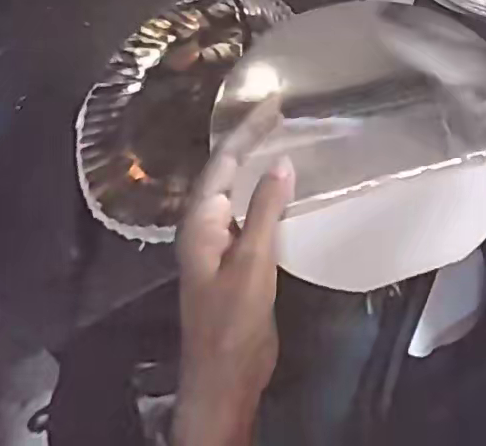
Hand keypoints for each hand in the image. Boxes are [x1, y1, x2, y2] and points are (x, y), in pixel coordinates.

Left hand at [173, 101, 293, 445]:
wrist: (223, 380)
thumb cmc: (233, 321)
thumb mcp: (252, 263)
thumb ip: (264, 210)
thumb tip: (282, 161)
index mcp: (200, 222)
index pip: (224, 162)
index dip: (248, 130)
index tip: (275, 104)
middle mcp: (205, 225)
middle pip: (227, 169)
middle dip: (251, 137)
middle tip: (282, 111)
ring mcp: (218, 240)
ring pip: (237, 187)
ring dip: (257, 159)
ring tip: (283, 134)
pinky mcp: (234, 255)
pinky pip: (248, 208)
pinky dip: (265, 187)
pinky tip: (284, 183)